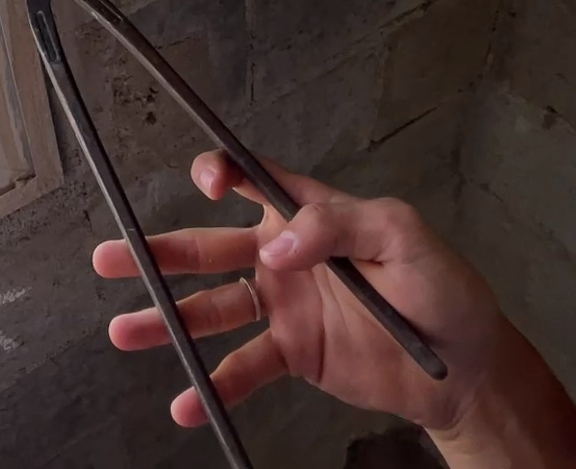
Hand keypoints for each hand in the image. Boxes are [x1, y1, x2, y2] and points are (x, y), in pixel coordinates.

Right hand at [92, 152, 509, 433]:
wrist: (466, 370)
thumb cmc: (441, 288)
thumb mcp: (399, 235)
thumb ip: (335, 224)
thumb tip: (276, 244)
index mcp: (304, 213)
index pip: (248, 179)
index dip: (217, 172)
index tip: (203, 184)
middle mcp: (281, 254)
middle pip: (207, 248)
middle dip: (157, 252)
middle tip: (109, 257)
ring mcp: (282, 306)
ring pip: (211, 308)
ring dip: (168, 319)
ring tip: (125, 330)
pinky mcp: (291, 354)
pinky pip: (243, 369)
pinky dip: (214, 385)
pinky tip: (186, 403)